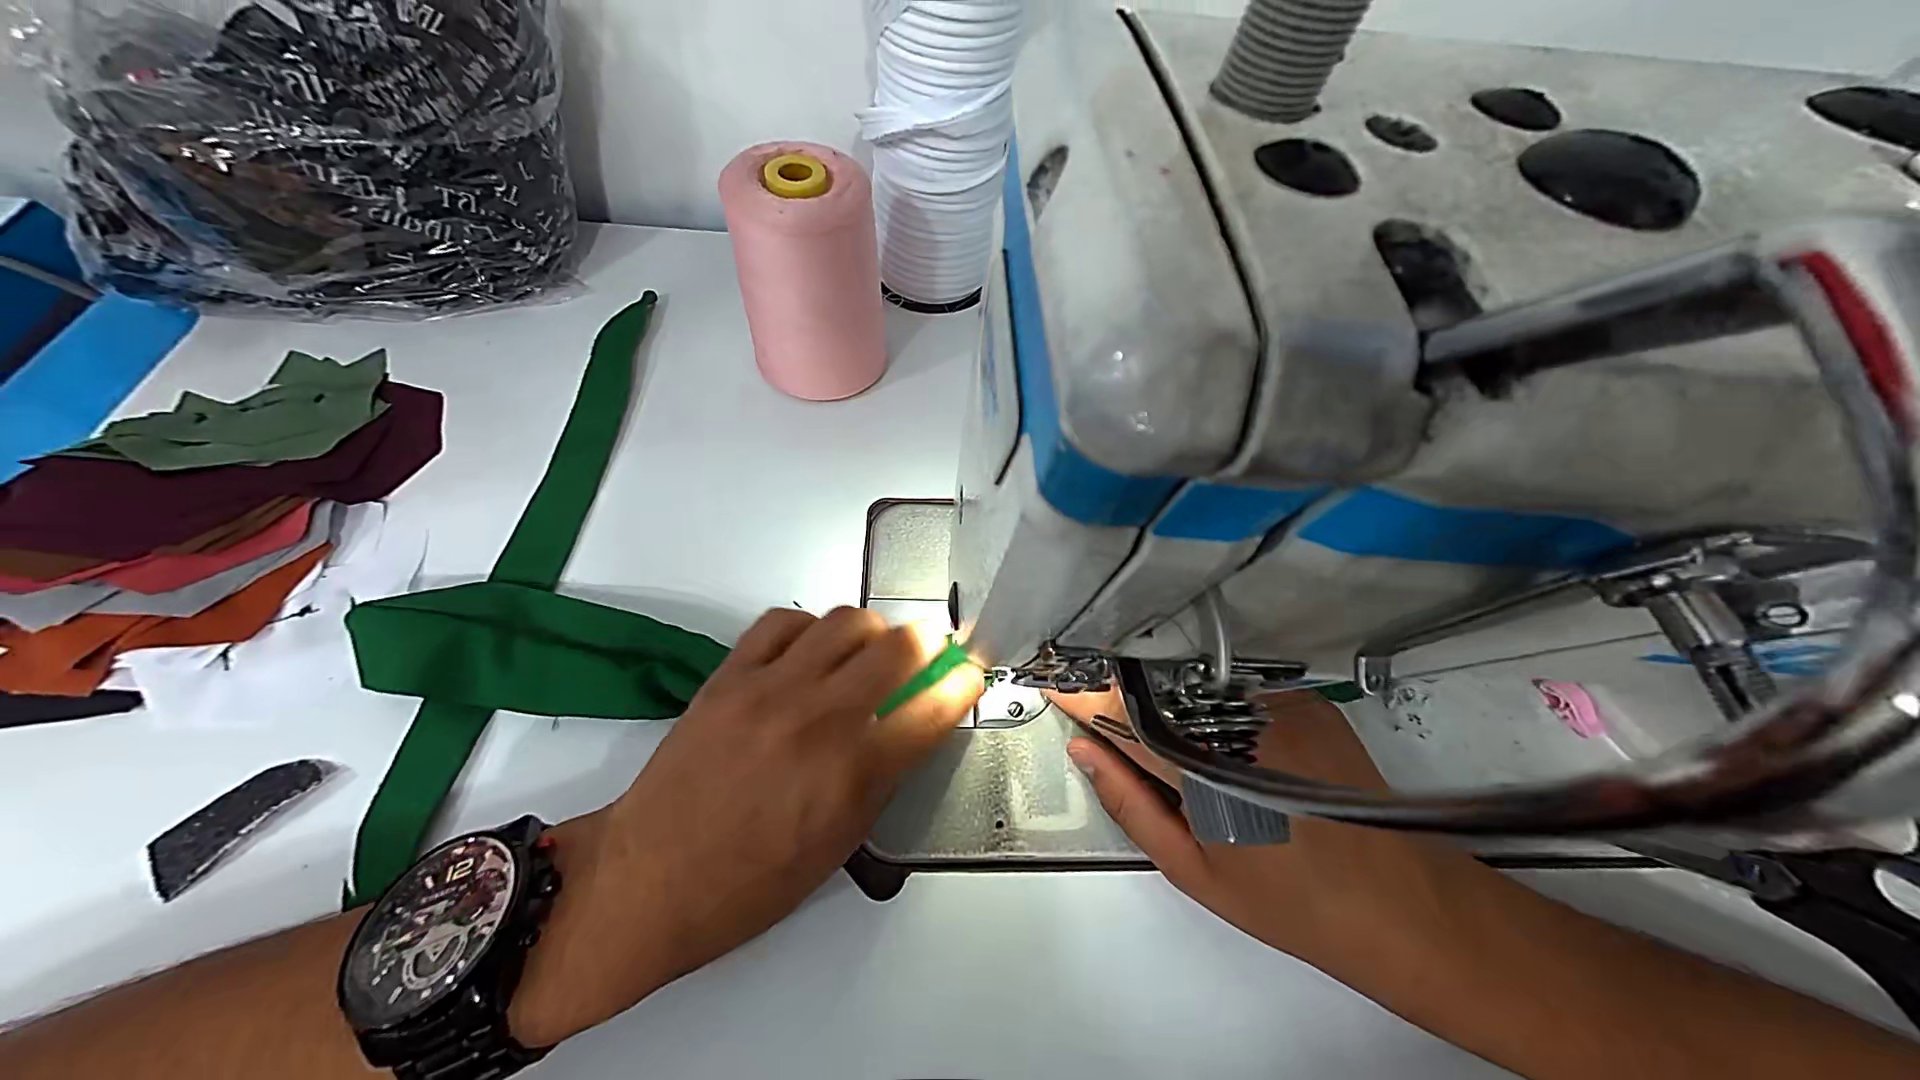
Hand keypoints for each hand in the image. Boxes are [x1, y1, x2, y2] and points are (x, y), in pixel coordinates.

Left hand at [511, 607, 983, 1043]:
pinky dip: (808, 628)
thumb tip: (908, 729)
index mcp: (854, 774)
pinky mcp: (730, 676)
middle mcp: (820, 720)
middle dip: (926, 643)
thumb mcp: (838, 844)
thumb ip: (882, 778)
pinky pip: (782, 621)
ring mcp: (771, 690)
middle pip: (898, 647)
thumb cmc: (747, 883)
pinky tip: (809, 651)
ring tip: (865, 651)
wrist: (647, 879)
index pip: (933, 709)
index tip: (968, 674)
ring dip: (870, 630)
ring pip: (845, 621)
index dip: (963, 683)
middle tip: (924, 653)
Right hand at [1051, 689, 1477, 974]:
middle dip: (1124, 702)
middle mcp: (1236, 724)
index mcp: (1200, 768)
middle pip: (1154, 691)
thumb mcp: (1193, 867)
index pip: (1119, 714)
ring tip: (1193, 756)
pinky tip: (1237, 749)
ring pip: (1195, 689)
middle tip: (1117, 731)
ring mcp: (1275, 705)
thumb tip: (1086, 752)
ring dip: (1174, 707)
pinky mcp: (1304, 700)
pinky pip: (1237, 691)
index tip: (1053, 682)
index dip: (1079, 695)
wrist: (1402, 902)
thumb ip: (1128, 802)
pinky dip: (1219, 710)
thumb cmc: (1293, 901)